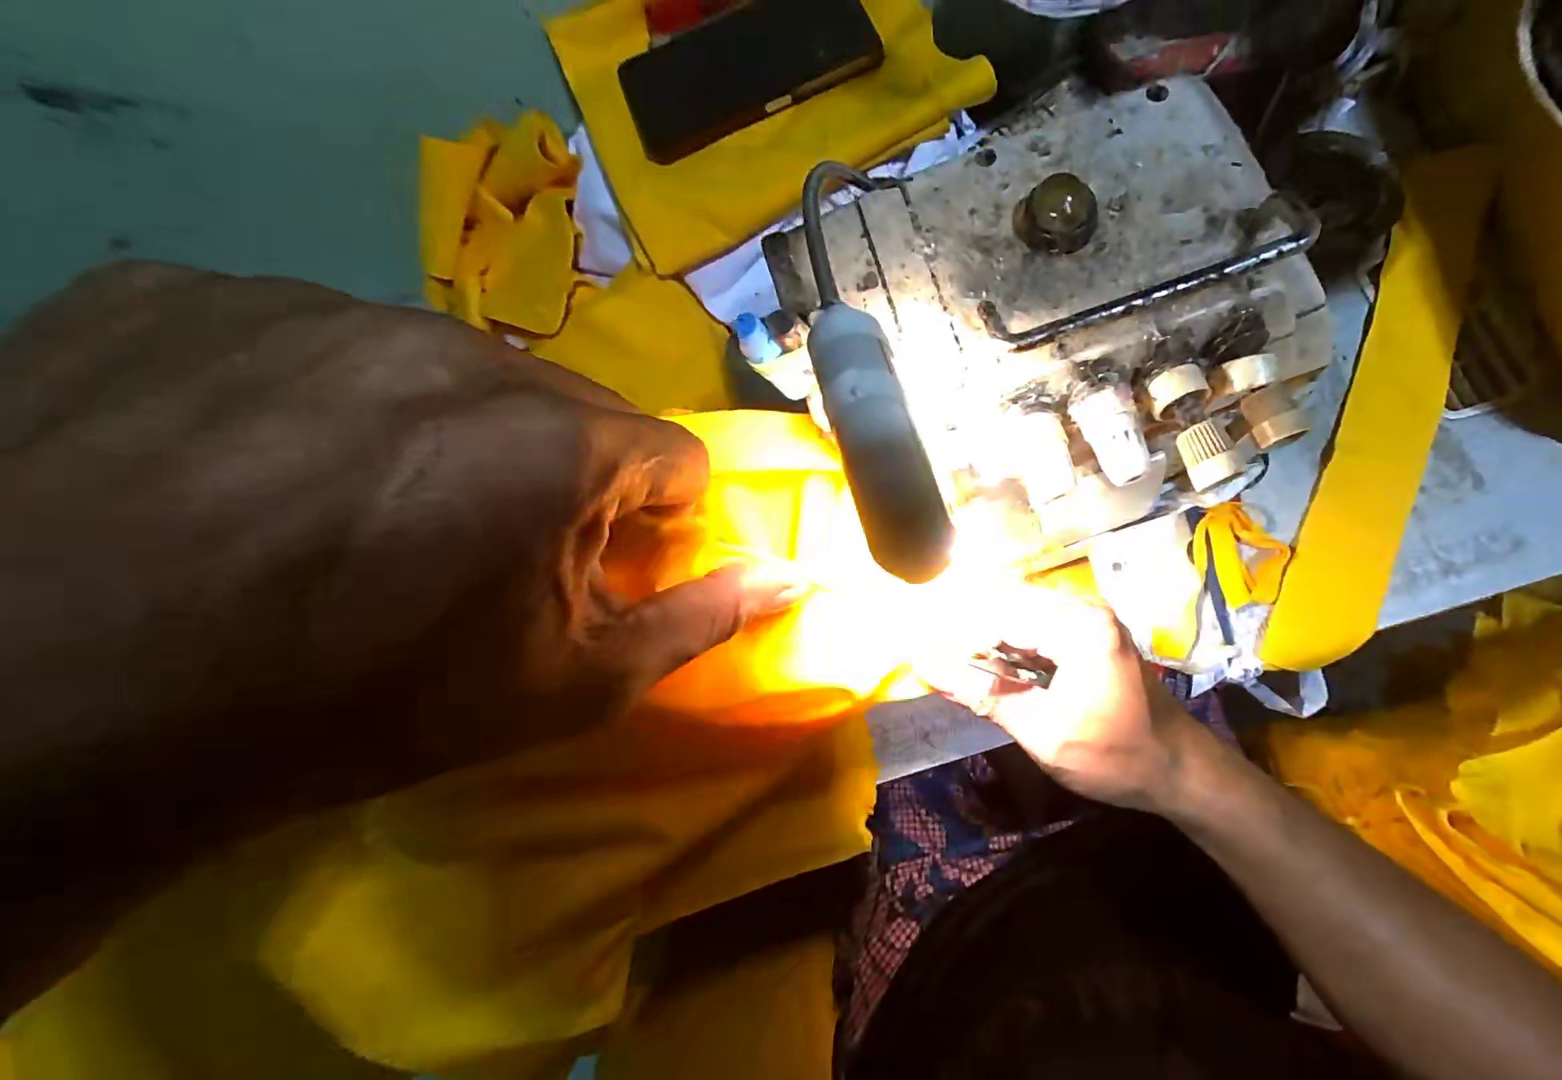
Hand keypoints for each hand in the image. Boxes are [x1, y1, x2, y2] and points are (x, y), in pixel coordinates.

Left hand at [0, 263, 791, 812]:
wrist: (30, 721)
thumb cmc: (358, 708)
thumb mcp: (564, 687)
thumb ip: (697, 622)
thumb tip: (794, 583)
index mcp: (554, 446)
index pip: (672, 455)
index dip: (652, 517)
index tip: (600, 559)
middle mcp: (452, 352)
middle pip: (570, 406)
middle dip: (562, 470)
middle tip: (483, 542)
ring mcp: (308, 308)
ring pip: (450, 366)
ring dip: (449, 426)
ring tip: (361, 503)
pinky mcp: (180, 294)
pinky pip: (313, 334)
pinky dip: (321, 389)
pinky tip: (254, 459)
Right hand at [923, 585, 1208, 812]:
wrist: (1178, 768)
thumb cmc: (1115, 756)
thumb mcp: (1044, 733)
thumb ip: (984, 694)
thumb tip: (927, 666)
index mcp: (1080, 627)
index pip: (998, 614)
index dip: (953, 632)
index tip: (918, 652)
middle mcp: (1086, 609)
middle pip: (1007, 603)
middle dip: (966, 629)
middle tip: (929, 655)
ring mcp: (1091, 617)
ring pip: (1019, 612)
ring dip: (985, 637)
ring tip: (950, 659)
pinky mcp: (1090, 631)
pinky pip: (1036, 625)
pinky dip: (1008, 643)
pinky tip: (989, 665)